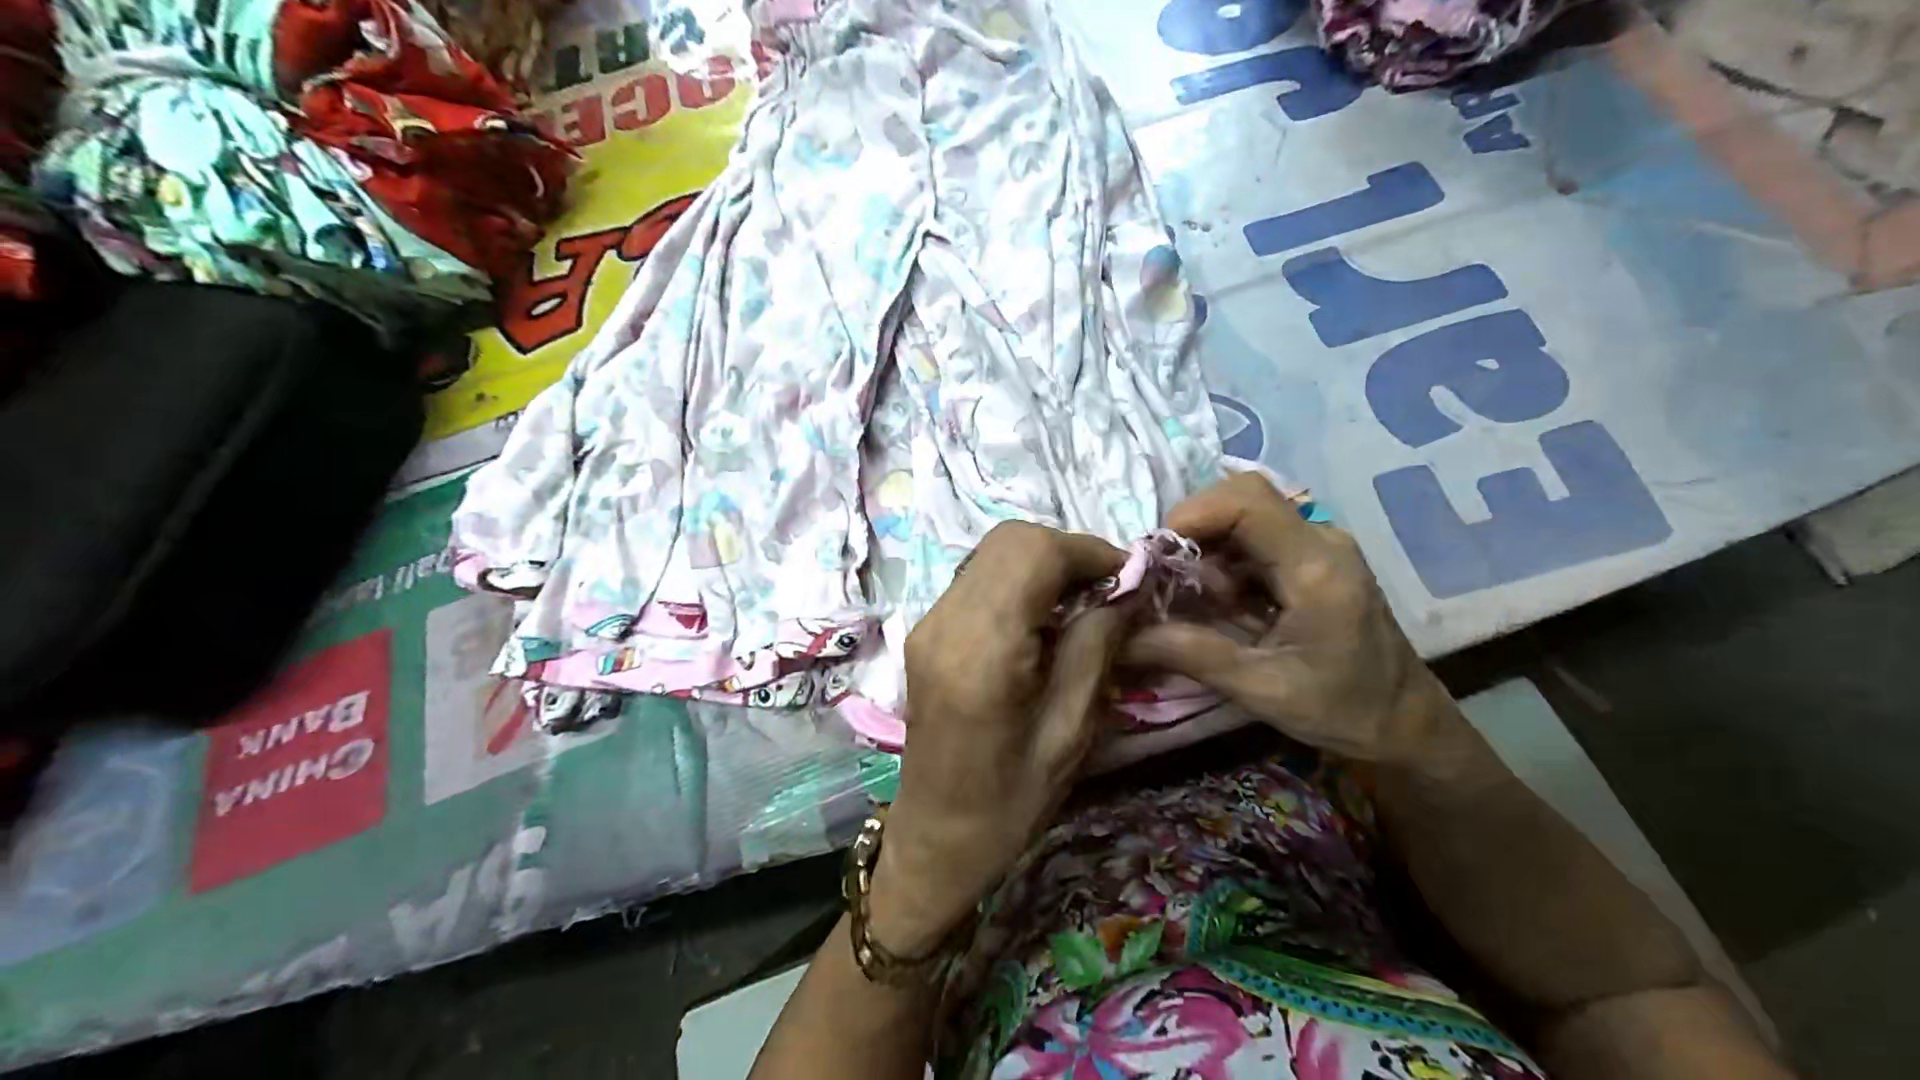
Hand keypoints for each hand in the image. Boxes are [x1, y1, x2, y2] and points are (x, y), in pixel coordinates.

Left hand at [869, 522, 1129, 955]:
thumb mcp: (1070, 731)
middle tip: (1108, 591)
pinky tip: (1044, 619)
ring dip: (1044, 563)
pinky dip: (1019, 580)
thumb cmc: (1011, 802)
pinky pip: (978, 578)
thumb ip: (1096, 646)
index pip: (1034, 553)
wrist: (936, 837)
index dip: (1089, 552)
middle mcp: (944, 621)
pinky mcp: (926, 630)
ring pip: (993, 553)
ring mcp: (928, 622)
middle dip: (1068, 552)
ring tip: (1082, 603)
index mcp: (981, 650)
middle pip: (1010, 540)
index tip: (1131, 579)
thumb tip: (1125, 589)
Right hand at [1125, 473, 1464, 770]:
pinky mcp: (1311, 558)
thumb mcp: (1258, 687)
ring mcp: (1319, 546)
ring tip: (1188, 595)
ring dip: (1205, 547)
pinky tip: (1215, 601)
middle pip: (1243, 499)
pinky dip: (1221, 560)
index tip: (1156, 553)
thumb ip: (1189, 653)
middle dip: (1192, 529)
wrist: (1403, 723)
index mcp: (1316, 568)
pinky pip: (1254, 538)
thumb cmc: (1339, 708)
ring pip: (1244, 516)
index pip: (1249, 502)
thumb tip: (1121, 635)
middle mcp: (1322, 541)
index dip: (1193, 513)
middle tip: (1164, 574)